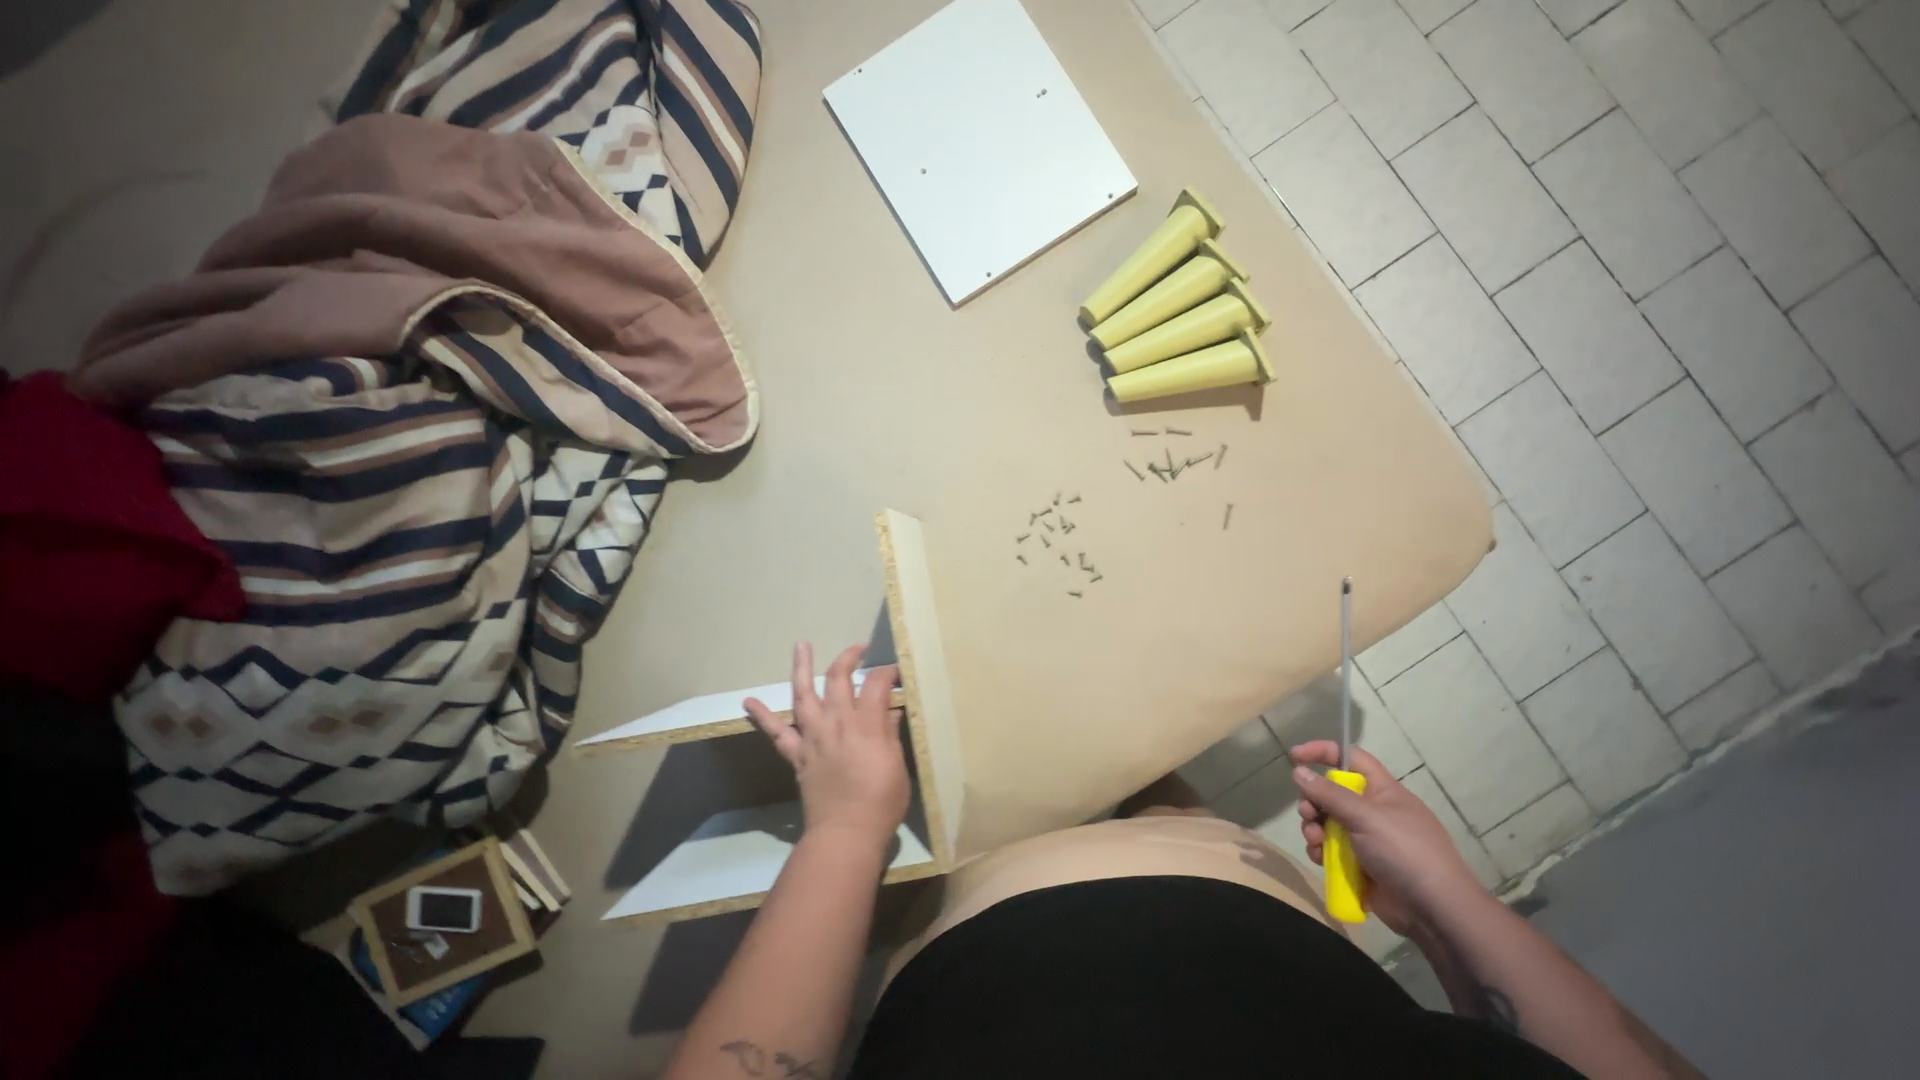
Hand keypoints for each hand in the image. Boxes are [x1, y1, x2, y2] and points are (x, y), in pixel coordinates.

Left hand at [745, 644, 908, 847]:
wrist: (846, 832)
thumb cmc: (881, 802)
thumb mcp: (898, 764)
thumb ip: (891, 733)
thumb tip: (892, 708)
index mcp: (867, 723)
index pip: (877, 684)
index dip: (888, 672)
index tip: (896, 672)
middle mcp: (837, 722)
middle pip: (839, 678)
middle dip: (849, 657)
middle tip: (859, 648)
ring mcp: (813, 736)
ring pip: (804, 694)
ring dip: (801, 667)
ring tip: (801, 645)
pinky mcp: (797, 754)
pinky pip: (776, 732)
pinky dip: (762, 716)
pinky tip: (748, 701)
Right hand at [1289, 741, 1488, 934]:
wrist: (1433, 909)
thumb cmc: (1405, 852)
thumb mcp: (1366, 817)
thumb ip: (1330, 794)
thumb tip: (1298, 771)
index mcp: (1382, 791)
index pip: (1350, 758)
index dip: (1323, 752)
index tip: (1295, 757)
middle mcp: (1372, 811)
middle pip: (1331, 793)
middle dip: (1313, 801)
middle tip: (1308, 814)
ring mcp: (1365, 838)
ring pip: (1326, 822)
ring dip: (1314, 828)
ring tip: (1316, 841)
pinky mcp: (1359, 863)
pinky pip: (1330, 849)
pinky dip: (1321, 851)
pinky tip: (1320, 859)